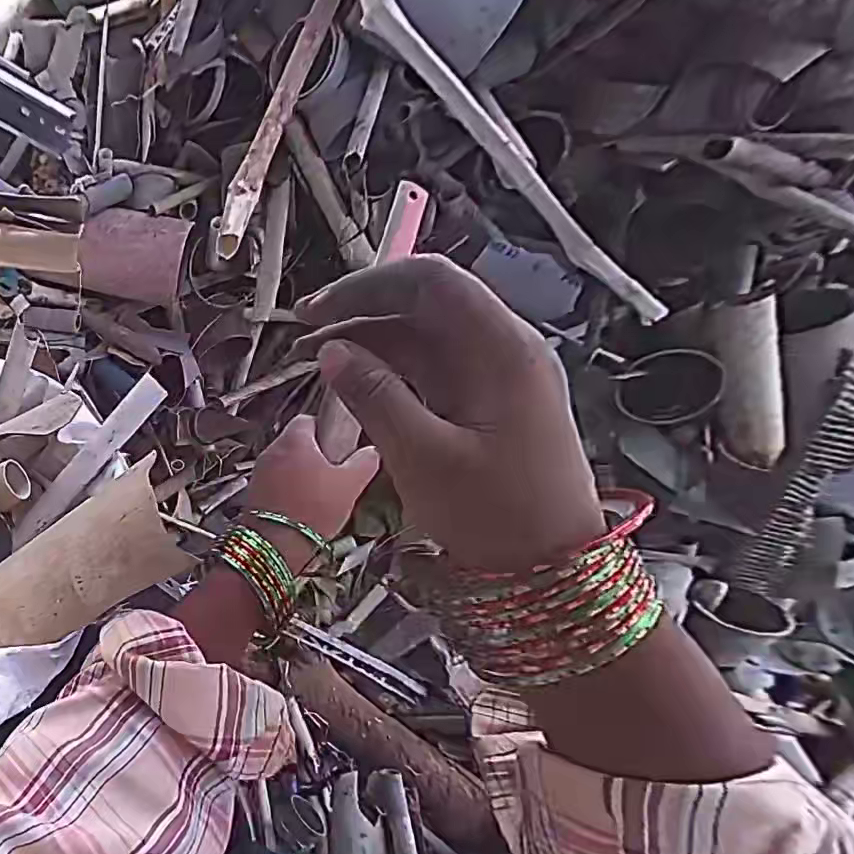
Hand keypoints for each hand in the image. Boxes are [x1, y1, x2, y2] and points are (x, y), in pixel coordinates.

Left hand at [240, 415, 379, 566]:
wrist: (276, 547)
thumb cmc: (311, 512)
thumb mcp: (351, 485)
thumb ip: (364, 462)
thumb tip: (371, 452)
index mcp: (294, 439)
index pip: (309, 418)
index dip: (327, 429)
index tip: (339, 444)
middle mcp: (272, 452)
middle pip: (297, 442)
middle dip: (316, 455)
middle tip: (335, 473)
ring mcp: (260, 473)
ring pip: (286, 465)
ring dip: (302, 475)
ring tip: (321, 495)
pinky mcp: (254, 495)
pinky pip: (276, 485)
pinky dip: (289, 492)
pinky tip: (304, 509)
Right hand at [295, 255, 603, 571]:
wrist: (549, 569)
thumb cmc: (494, 515)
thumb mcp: (424, 457)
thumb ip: (375, 397)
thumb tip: (331, 351)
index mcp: (501, 349)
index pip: (430, 283)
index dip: (366, 287)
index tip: (315, 312)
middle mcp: (502, 350)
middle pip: (425, 308)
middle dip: (361, 315)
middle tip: (305, 338)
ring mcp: (495, 378)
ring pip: (424, 342)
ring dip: (371, 347)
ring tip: (318, 364)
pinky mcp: (484, 406)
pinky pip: (431, 374)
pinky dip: (391, 376)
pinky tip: (356, 389)